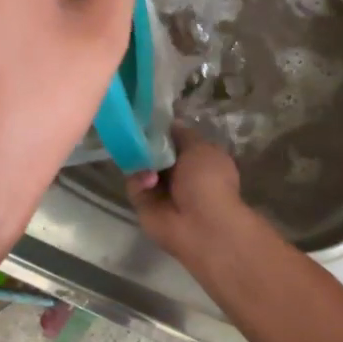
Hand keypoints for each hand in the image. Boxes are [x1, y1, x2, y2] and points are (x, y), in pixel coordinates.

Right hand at [126, 129, 255, 262]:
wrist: (201, 225)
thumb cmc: (208, 180)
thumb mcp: (201, 148)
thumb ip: (182, 135)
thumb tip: (171, 123)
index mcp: (198, 158)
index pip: (174, 138)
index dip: (162, 128)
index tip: (147, 117)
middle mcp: (178, 173)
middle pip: (153, 151)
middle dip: (145, 142)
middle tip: (135, 131)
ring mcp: (160, 189)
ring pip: (140, 165)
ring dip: (141, 160)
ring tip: (146, 160)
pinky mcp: (144, 203)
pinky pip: (134, 184)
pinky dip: (138, 179)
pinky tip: (149, 181)